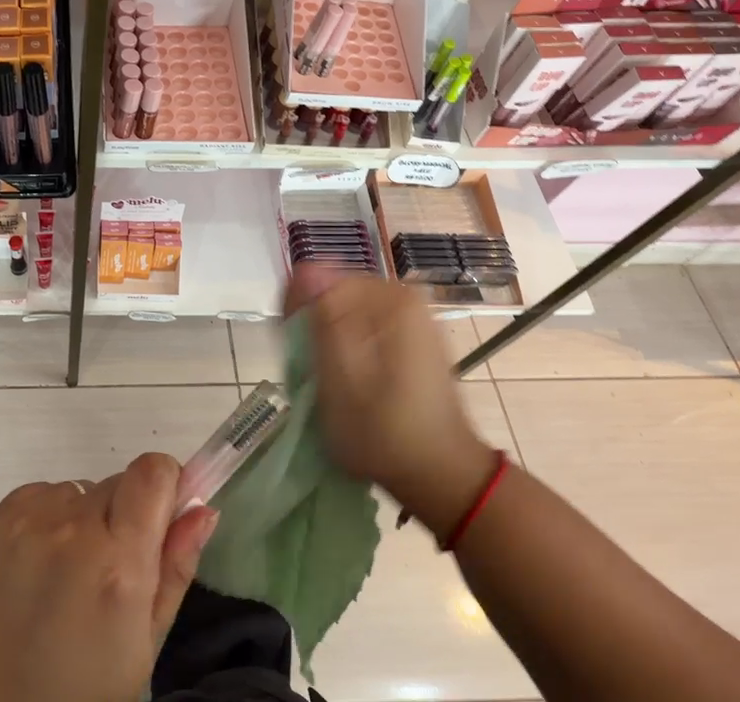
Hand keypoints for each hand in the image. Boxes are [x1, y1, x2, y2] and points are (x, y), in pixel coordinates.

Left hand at [0, 453, 220, 701]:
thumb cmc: (84, 682)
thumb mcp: (146, 640)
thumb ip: (176, 567)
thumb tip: (204, 507)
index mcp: (117, 563)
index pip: (151, 473)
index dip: (165, 484)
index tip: (163, 513)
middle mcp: (72, 529)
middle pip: (116, 481)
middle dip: (126, 512)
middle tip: (112, 564)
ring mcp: (27, 521)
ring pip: (77, 490)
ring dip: (83, 517)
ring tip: (69, 571)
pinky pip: (38, 495)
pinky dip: (48, 519)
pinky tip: (39, 564)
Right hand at [286, 265, 497, 535]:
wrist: (441, 473)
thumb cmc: (383, 432)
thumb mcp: (338, 378)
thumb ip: (320, 317)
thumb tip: (304, 266)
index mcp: (390, 299)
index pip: (320, 281)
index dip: (300, 316)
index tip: (299, 354)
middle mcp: (406, 296)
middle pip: (335, 294)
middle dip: (317, 327)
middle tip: (315, 372)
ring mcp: (415, 315)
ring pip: (347, 310)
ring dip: (332, 339)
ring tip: (334, 379)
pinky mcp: (416, 335)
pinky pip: (366, 325)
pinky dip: (352, 346)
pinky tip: (354, 379)